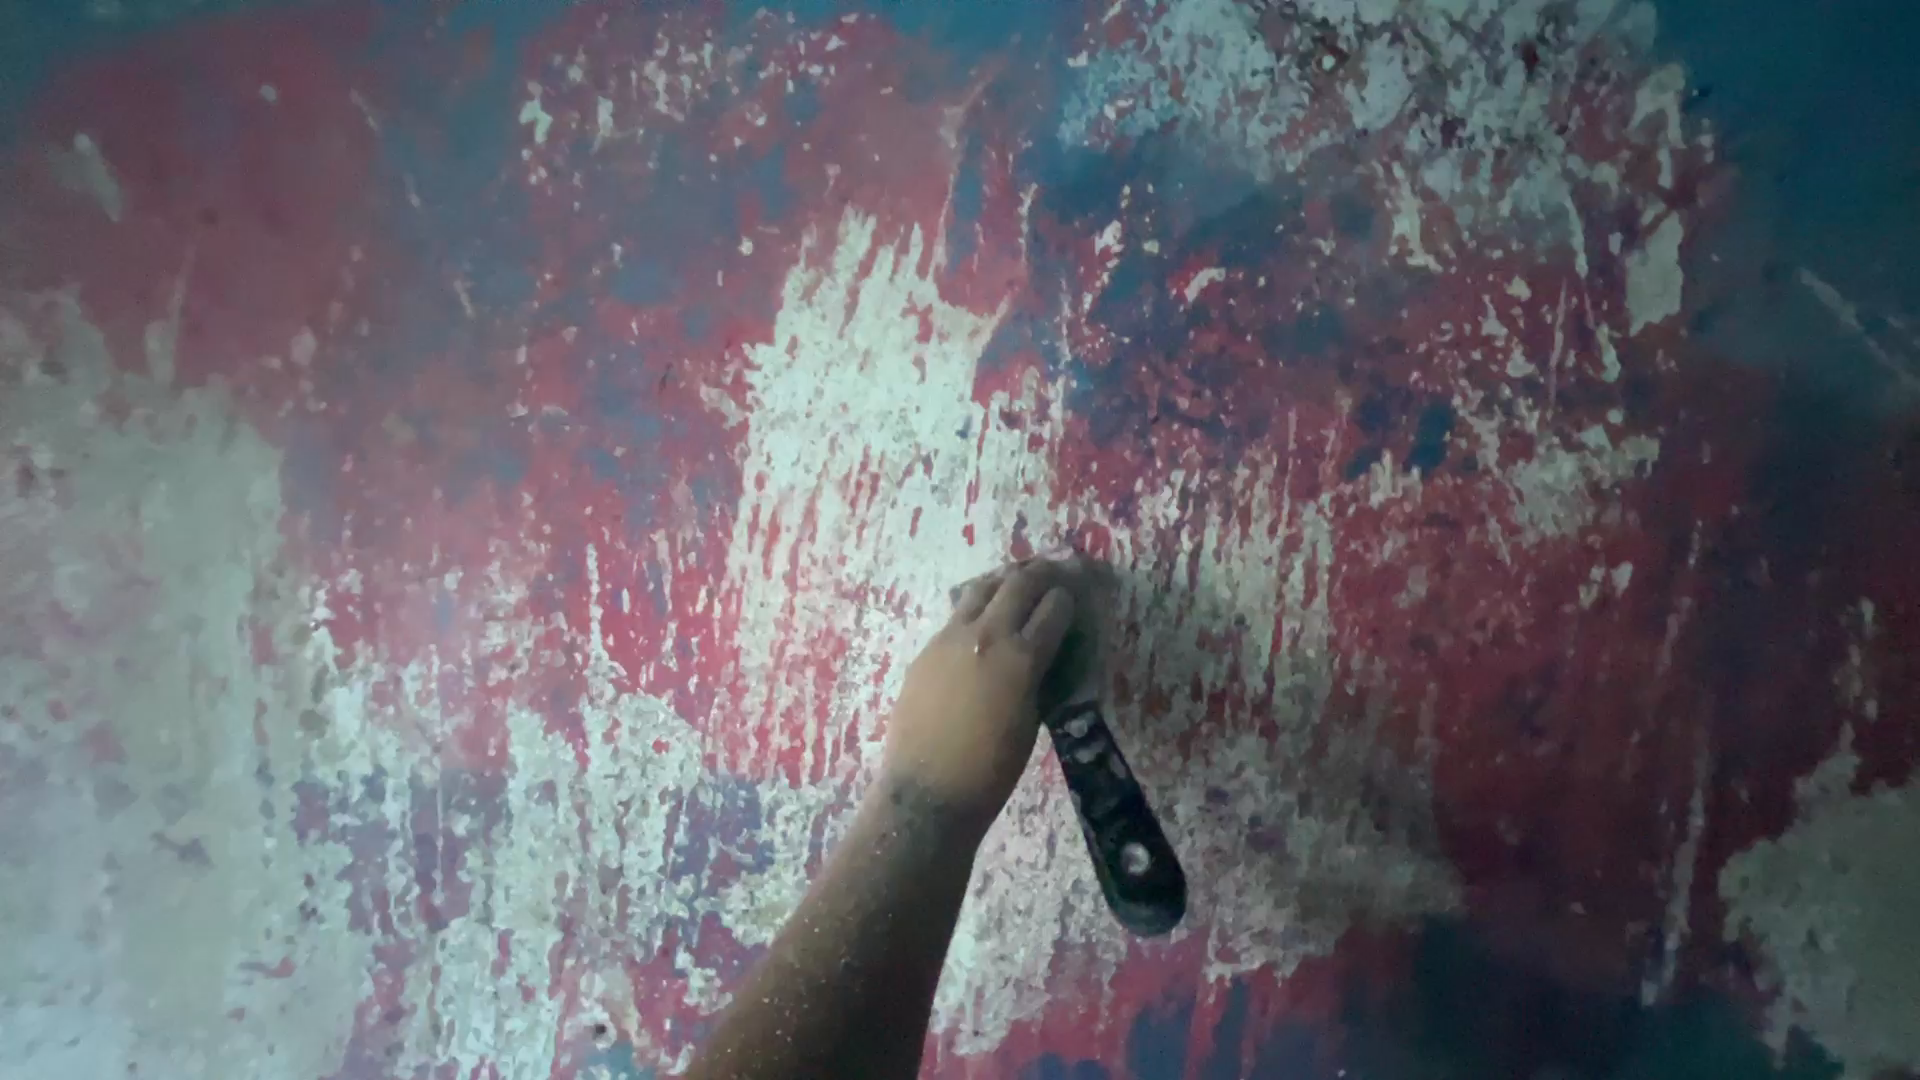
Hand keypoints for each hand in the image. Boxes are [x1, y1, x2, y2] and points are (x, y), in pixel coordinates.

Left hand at [881, 556, 1085, 829]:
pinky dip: (976, 604)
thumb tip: (1045, 652)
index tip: (1075, 593)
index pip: (1053, 609)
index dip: (1068, 598)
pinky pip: (956, 614)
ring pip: (980, 589)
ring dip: (1004, 579)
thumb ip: (1039, 677)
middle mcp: (986, 635)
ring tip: (1017, 576)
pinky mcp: (927, 649)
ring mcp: (949, 638)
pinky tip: (982, 610)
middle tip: (1054, 568)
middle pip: (1017, 585)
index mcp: (1020, 658)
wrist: (927, 789)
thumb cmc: (991, 769)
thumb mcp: (1031, 721)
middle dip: (1041, 573)